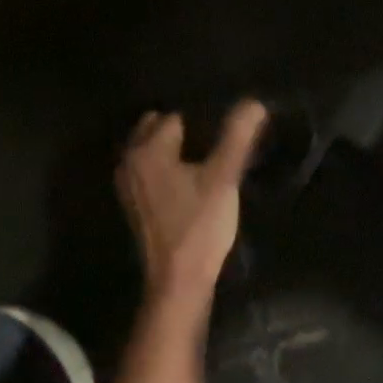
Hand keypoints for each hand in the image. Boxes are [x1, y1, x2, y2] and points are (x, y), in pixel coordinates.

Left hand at [115, 100, 268, 313]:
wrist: (178, 279)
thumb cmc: (200, 226)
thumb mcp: (224, 178)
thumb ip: (237, 136)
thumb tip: (254, 102)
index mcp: (148, 149)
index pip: (177, 116)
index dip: (204, 121)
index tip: (226, 134)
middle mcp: (130, 161)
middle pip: (158, 128)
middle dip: (185, 131)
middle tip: (217, 145)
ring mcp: (128, 184)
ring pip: (152, 151)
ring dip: (175, 151)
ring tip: (207, 161)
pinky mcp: (134, 204)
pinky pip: (150, 172)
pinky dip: (168, 170)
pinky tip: (191, 184)